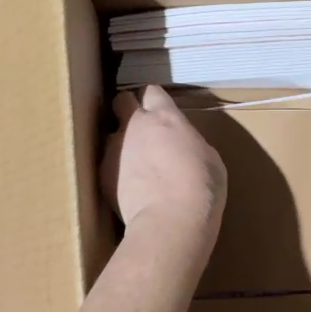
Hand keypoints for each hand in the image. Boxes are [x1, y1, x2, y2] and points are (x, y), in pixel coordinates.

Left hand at [103, 86, 226, 236]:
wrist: (171, 220)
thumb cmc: (201, 188)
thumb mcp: (208, 157)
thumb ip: (188, 142)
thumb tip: (181, 145)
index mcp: (165, 117)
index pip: (151, 91)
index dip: (153, 99)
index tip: (158, 110)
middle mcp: (134, 126)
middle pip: (120, 100)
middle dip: (127, 109)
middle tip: (139, 127)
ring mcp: (114, 149)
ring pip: (111, 136)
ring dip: (121, 144)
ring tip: (134, 167)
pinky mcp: (102, 174)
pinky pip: (106, 165)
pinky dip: (115, 172)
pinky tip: (129, 189)